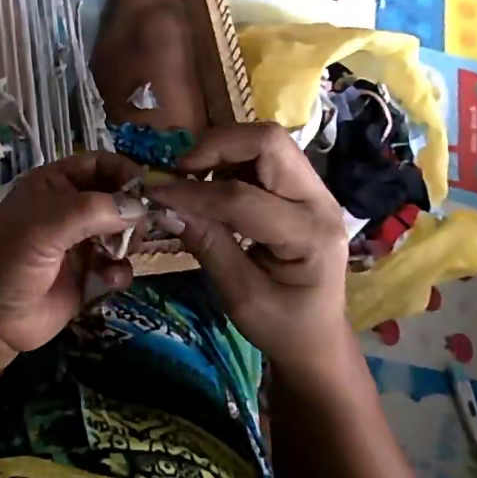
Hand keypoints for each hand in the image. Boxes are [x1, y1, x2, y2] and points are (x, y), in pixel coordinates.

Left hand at [0, 152, 143, 373]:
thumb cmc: (10, 261)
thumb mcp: (47, 226)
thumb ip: (94, 210)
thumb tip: (139, 206)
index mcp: (54, 185)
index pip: (98, 164)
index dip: (124, 170)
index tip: (149, 187)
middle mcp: (70, 209)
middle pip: (117, 197)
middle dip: (133, 210)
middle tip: (143, 226)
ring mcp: (80, 243)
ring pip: (122, 232)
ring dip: (129, 241)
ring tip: (122, 252)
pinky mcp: (89, 275)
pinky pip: (118, 266)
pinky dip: (120, 271)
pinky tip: (109, 280)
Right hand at [147, 123, 351, 370]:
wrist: (317, 336)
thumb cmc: (281, 325)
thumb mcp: (240, 298)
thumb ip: (209, 247)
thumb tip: (167, 206)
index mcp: (310, 236)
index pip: (243, 197)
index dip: (194, 192)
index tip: (156, 192)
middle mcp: (320, 201)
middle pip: (268, 142)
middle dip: (217, 146)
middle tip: (181, 170)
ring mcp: (315, 189)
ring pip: (267, 141)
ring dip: (224, 148)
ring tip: (194, 175)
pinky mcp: (303, 186)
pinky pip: (266, 153)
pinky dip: (233, 157)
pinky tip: (213, 181)